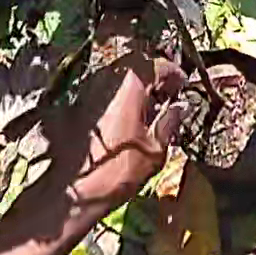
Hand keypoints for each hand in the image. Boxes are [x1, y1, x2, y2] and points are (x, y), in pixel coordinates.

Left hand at [0, 48, 183, 254]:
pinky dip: (122, 92)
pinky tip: (130, 113)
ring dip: (138, 81)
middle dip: (155, 71)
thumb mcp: (154, 151)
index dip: (173, 72)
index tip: (183, 83)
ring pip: (120, 72)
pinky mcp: (80, 103)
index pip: (156, 65)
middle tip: (169, 89)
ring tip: (152, 101)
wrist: (73, 192)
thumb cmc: (116, 172)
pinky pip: (107, 86)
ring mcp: (91, 90)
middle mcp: (108, 81)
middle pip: (136, 62)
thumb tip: (181, 106)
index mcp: (129, 88)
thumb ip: (169, 122)